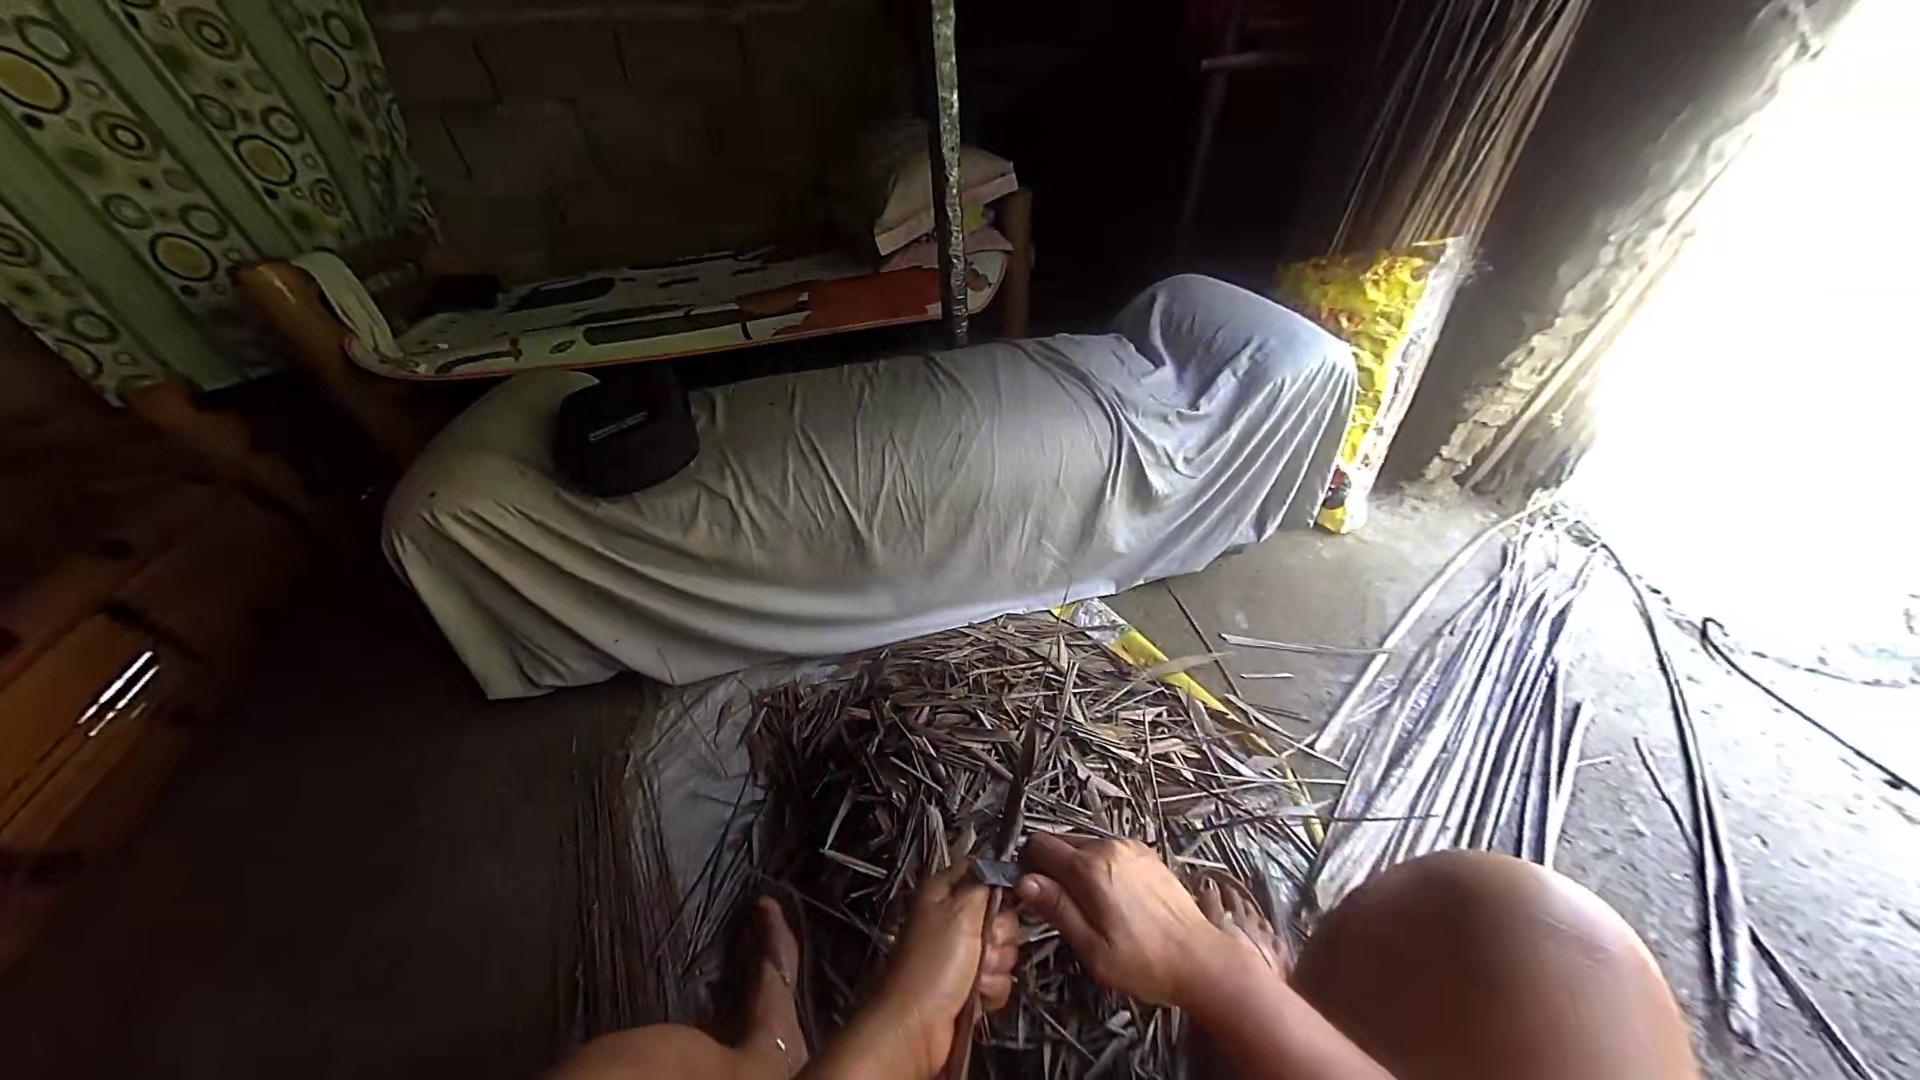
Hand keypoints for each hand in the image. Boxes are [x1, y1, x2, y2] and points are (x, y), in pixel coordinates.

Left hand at [869, 860, 1019, 1074]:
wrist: (916, 1028)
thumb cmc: (931, 965)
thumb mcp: (960, 911)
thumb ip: (982, 882)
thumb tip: (997, 863)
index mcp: (944, 891)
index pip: (982, 872)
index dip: (997, 885)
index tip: (1000, 903)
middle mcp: (953, 917)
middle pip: (999, 913)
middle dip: (999, 934)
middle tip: (982, 945)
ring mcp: (962, 952)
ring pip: (1003, 948)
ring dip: (995, 964)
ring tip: (975, 974)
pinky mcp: (971, 983)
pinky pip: (999, 978)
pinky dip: (992, 988)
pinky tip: (976, 993)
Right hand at [1015, 833, 1220, 1006]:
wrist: (1202, 961)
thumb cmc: (1148, 962)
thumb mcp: (1092, 948)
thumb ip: (1056, 910)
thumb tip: (1025, 883)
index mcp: (1090, 869)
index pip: (1040, 845)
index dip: (1029, 866)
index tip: (1032, 889)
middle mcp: (1109, 848)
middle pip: (1061, 841)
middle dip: (1051, 867)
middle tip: (1059, 904)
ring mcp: (1129, 847)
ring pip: (1084, 843)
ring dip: (1075, 865)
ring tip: (1087, 905)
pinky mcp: (1144, 853)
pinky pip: (1107, 849)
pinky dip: (1098, 864)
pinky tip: (1110, 897)